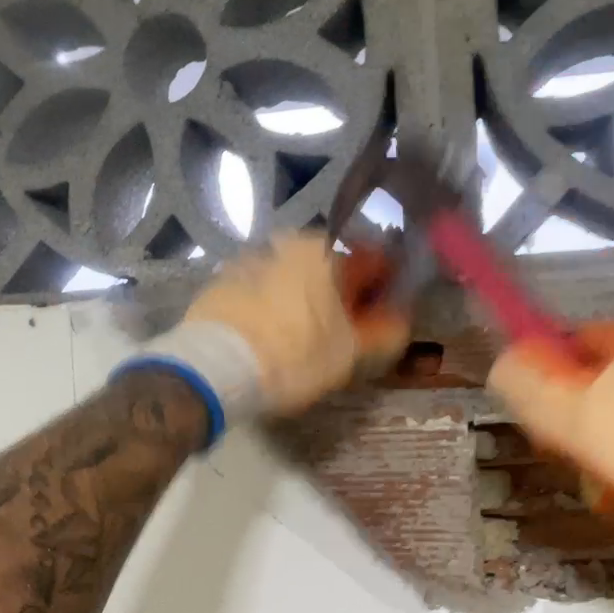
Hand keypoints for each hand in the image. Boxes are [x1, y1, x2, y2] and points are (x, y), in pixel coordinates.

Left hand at [185, 233, 409, 412]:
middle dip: (339, 294)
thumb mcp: (348, 354)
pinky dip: (268, 309)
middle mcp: (284, 244)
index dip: (383, 287)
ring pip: (289, 279)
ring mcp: (245, 261)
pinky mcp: (216, 285)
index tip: (385, 312)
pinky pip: (256, 294)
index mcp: (323, 251)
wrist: (213, 369)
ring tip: (302, 340)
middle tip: (343, 331)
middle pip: (326, 268)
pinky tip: (268, 340)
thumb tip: (399, 321)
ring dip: (301, 300)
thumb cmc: (292, 356)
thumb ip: (383, 333)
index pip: (371, 259)